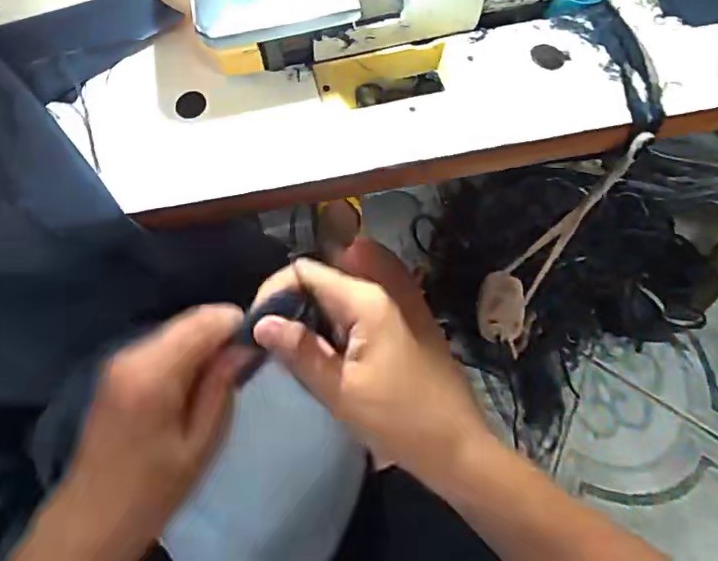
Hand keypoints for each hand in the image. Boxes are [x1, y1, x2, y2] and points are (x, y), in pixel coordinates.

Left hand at [15, 305, 254, 560]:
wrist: (91, 519)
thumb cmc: (151, 491)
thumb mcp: (199, 446)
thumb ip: (221, 388)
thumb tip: (243, 347)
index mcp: (153, 374)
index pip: (204, 321)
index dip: (234, 323)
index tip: (255, 343)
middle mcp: (133, 353)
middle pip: (188, 320)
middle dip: (218, 330)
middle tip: (242, 358)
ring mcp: (119, 356)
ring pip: (174, 328)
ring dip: (201, 339)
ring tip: (221, 370)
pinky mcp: (115, 365)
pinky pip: (160, 342)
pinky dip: (182, 349)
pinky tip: (192, 378)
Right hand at [250, 259, 490, 476]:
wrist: (459, 447)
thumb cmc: (400, 421)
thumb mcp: (341, 392)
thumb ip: (300, 352)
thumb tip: (261, 322)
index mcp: (366, 298)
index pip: (305, 270)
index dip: (275, 290)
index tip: (258, 324)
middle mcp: (383, 286)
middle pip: (324, 273)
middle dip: (293, 298)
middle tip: (275, 335)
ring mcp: (398, 298)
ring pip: (341, 285)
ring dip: (314, 305)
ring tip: (298, 340)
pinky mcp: (405, 316)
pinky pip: (361, 299)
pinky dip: (338, 311)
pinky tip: (329, 342)